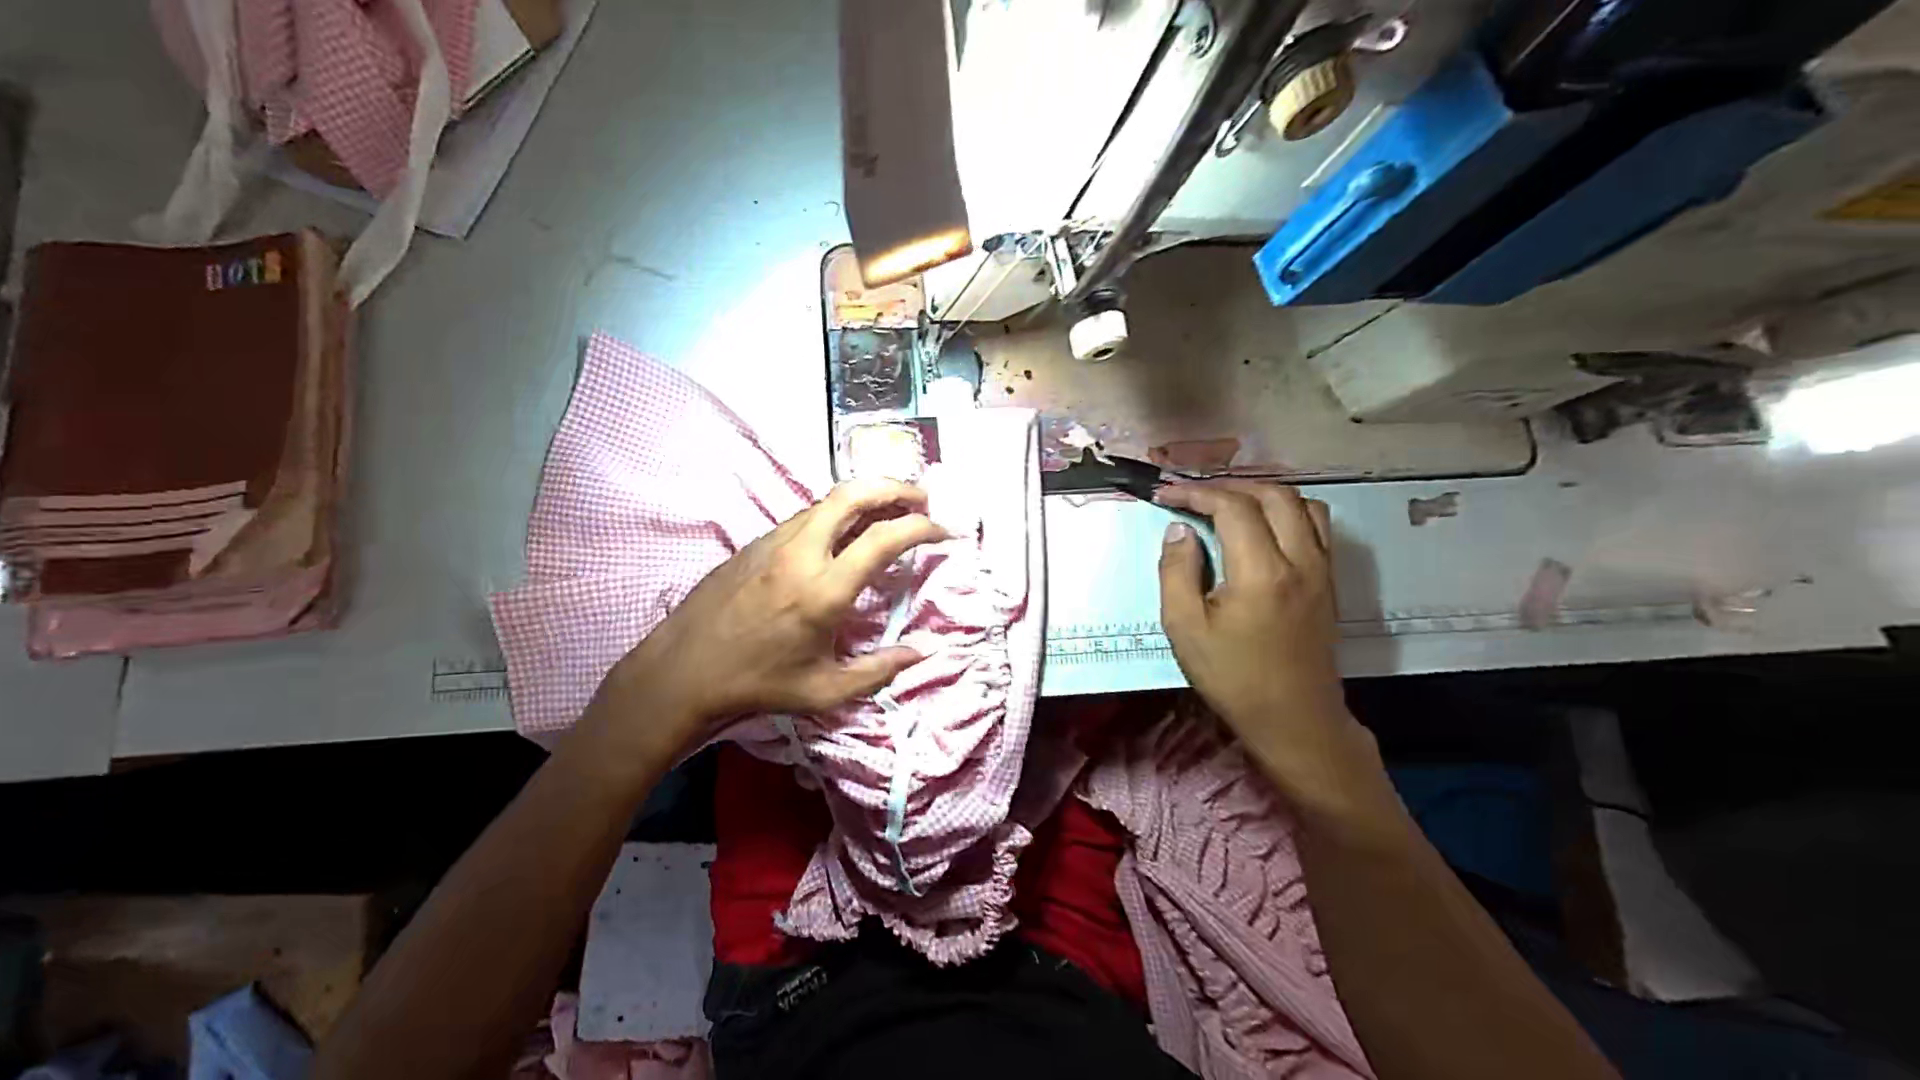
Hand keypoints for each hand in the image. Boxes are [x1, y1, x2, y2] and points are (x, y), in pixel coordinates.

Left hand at [586, 479, 947, 761]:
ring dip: (865, 497)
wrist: (681, 672)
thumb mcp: (825, 690)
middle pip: (854, 495)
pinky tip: (843, 534)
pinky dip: (836, 513)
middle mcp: (801, 553)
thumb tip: (924, 652)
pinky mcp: (755, 543)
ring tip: (889, 511)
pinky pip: (805, 517)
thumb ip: (880, 670)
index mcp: (824, 590)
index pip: (884, 538)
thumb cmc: (757, 685)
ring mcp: (774, 542)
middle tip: (921, 500)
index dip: (922, 527)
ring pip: (827, 501)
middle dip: (895, 487)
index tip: (944, 532)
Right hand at [1158, 481, 1367, 801]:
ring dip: (1263, 494)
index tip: (1167, 494)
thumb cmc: (1232, 678)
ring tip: (1230, 505)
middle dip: (1229, 486)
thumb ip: (1176, 572)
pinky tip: (1263, 529)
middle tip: (1195, 496)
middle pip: (1272, 494)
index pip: (1231, 507)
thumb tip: (1179, 530)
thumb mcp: (1185, 628)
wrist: (1294, 719)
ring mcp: (1322, 569)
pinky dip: (1288, 512)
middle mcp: (1300, 560)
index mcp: (1261, 572)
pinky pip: (1316, 526)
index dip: (1196, 492)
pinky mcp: (1329, 581)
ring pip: (1302, 504)